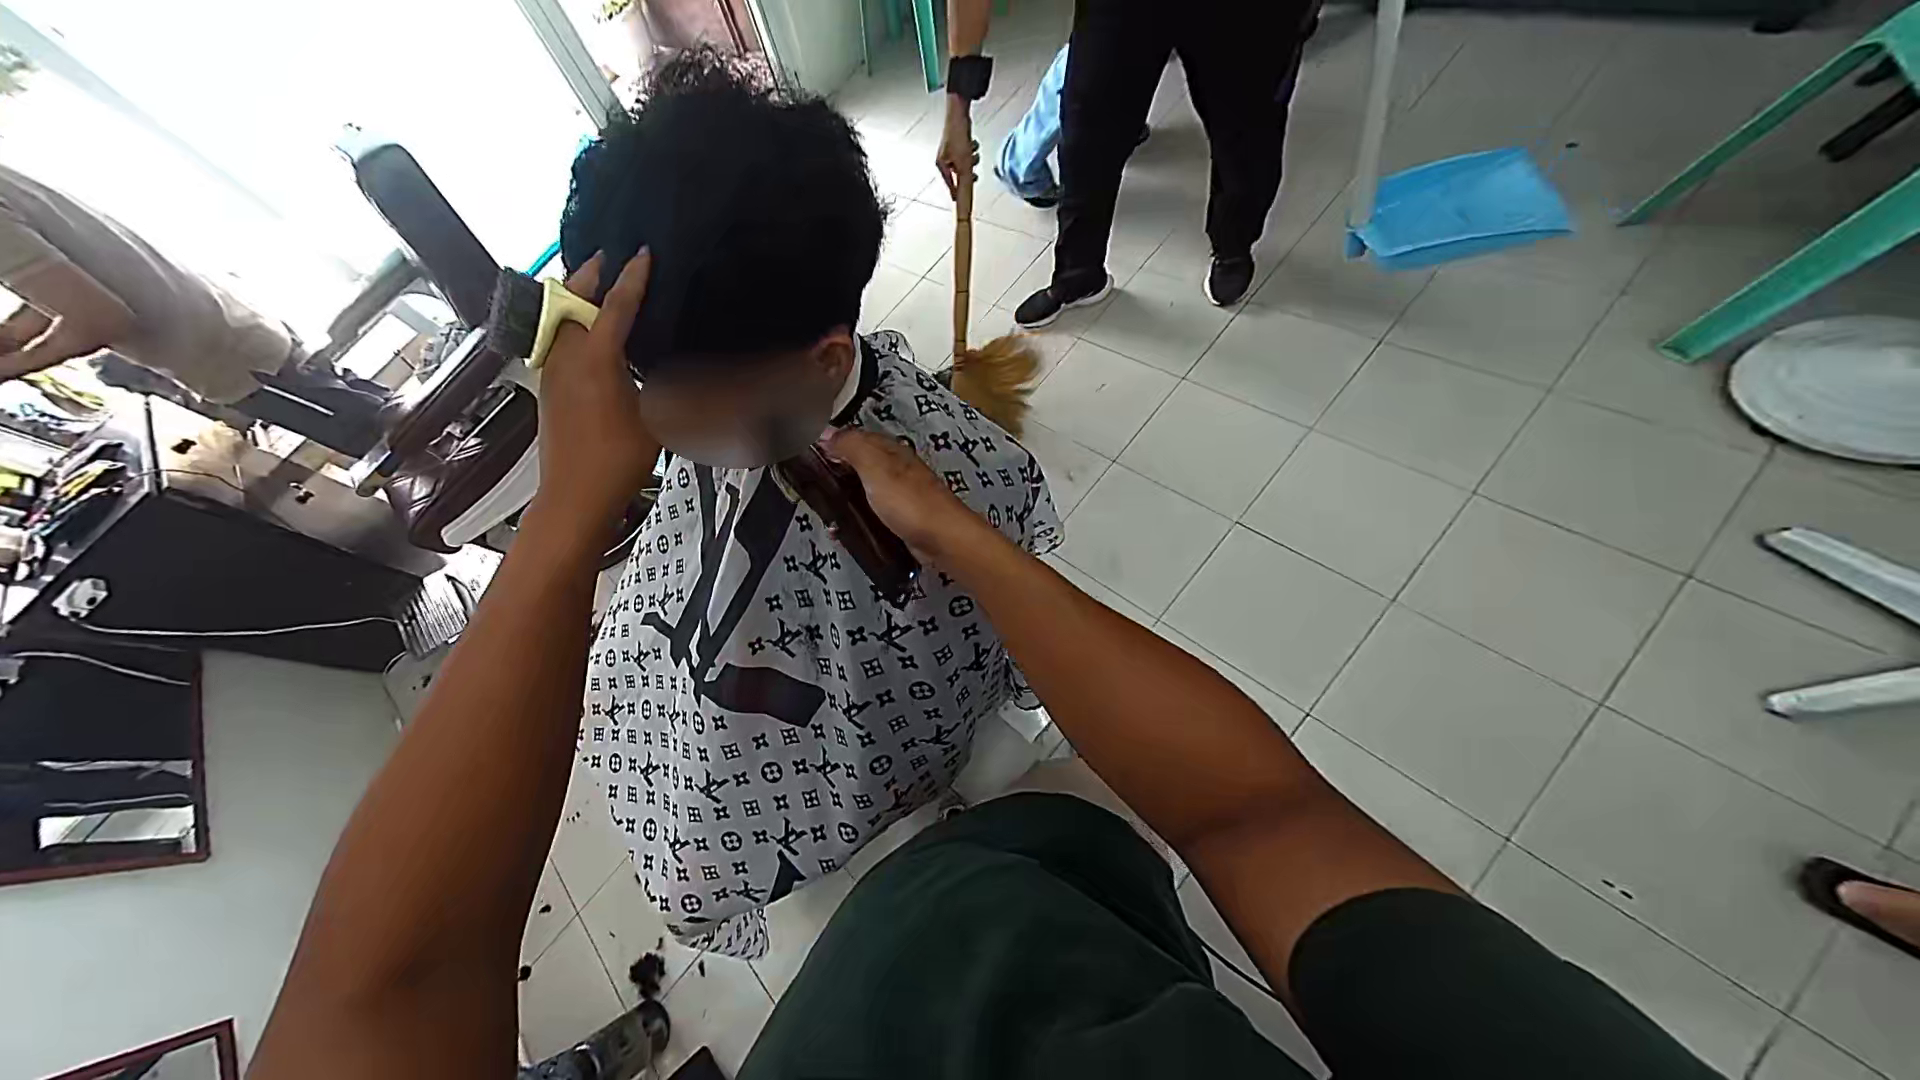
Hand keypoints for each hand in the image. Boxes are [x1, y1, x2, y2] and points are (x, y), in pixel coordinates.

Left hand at [529, 250, 660, 535]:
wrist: (575, 497)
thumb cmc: (618, 460)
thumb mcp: (655, 420)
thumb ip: (661, 386)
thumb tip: (672, 368)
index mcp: (595, 359)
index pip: (615, 306)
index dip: (632, 279)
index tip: (643, 254)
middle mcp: (566, 358)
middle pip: (570, 302)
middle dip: (587, 275)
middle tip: (607, 258)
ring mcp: (552, 373)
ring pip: (560, 320)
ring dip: (577, 298)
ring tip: (599, 288)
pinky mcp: (550, 390)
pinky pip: (559, 341)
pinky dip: (573, 324)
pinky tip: (592, 335)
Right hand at [823, 428, 986, 563]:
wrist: (942, 540)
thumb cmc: (908, 501)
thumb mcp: (874, 465)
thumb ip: (851, 446)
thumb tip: (826, 432)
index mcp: (890, 450)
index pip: (855, 437)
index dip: (831, 443)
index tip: (805, 456)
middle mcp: (895, 469)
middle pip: (857, 465)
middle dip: (834, 475)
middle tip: (810, 488)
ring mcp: (899, 496)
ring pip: (862, 492)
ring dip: (843, 501)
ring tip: (825, 514)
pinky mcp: (900, 520)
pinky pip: (871, 514)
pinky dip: (856, 520)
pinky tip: (844, 531)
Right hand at [934, 95, 978, 200]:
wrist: (959, 111)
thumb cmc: (957, 136)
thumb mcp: (964, 164)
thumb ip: (965, 183)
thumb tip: (966, 200)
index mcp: (942, 167)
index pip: (952, 187)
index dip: (959, 195)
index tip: (965, 205)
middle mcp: (944, 160)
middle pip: (960, 176)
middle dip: (968, 173)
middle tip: (974, 173)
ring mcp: (950, 151)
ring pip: (965, 164)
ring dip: (971, 160)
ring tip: (972, 152)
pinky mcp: (957, 143)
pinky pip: (967, 154)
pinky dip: (971, 151)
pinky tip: (972, 143)